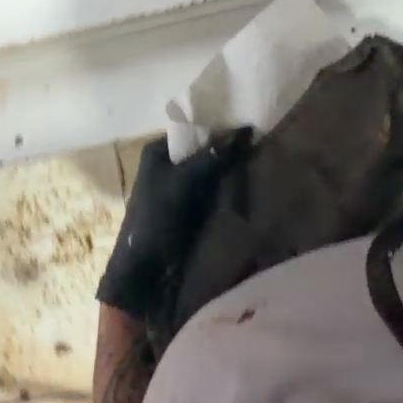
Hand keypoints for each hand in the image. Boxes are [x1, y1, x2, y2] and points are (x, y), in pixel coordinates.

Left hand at [96, 129, 252, 319]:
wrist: (145, 273)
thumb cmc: (156, 220)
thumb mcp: (183, 183)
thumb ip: (212, 157)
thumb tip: (246, 131)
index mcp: (157, 151)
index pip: (194, 129)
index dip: (221, 130)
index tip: (251, 133)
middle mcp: (167, 164)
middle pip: (204, 150)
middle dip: (227, 153)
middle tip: (258, 151)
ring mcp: (178, 187)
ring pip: (211, 171)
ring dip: (230, 173)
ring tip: (256, 169)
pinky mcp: (189, 208)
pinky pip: (212, 191)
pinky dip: (226, 191)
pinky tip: (245, 190)